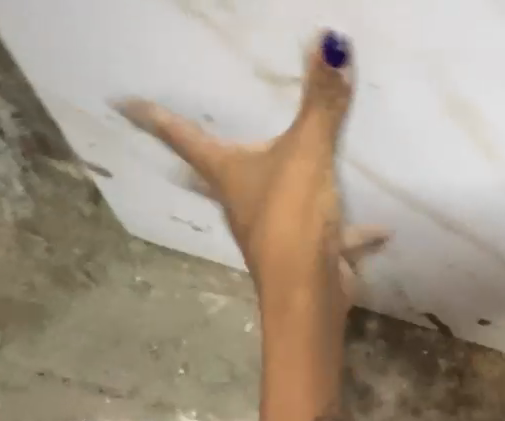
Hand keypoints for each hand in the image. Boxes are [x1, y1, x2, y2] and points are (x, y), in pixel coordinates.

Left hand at [118, 31, 388, 420]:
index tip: (123, 103)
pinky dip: (351, 232)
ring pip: (274, 203)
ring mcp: (273, 233)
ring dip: (283, 189)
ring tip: (293, 170)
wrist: (309, 293)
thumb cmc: (292, 219)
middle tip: (195, 144)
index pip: (182, 137)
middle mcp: (242, 203)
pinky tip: (380, 228)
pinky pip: (329, 235)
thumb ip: (321, 103)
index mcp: (228, 173)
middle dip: (210, 159)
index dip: (153, 117)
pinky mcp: (305, 256)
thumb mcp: (308, 153)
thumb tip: (331, 43)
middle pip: (220, 174)